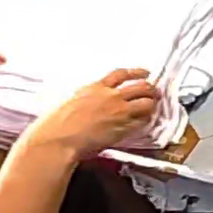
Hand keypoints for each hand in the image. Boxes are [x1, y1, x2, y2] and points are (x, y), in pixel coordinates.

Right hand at [19, 68, 160, 157]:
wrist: (59, 139)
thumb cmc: (58, 122)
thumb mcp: (74, 99)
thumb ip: (92, 95)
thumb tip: (100, 97)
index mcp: (96, 87)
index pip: (122, 74)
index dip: (137, 72)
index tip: (146, 73)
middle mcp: (112, 97)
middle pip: (142, 87)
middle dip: (151, 89)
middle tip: (154, 93)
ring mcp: (121, 112)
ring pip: (148, 103)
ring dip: (152, 104)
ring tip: (151, 107)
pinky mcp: (125, 127)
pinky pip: (143, 121)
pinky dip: (146, 120)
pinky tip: (144, 121)